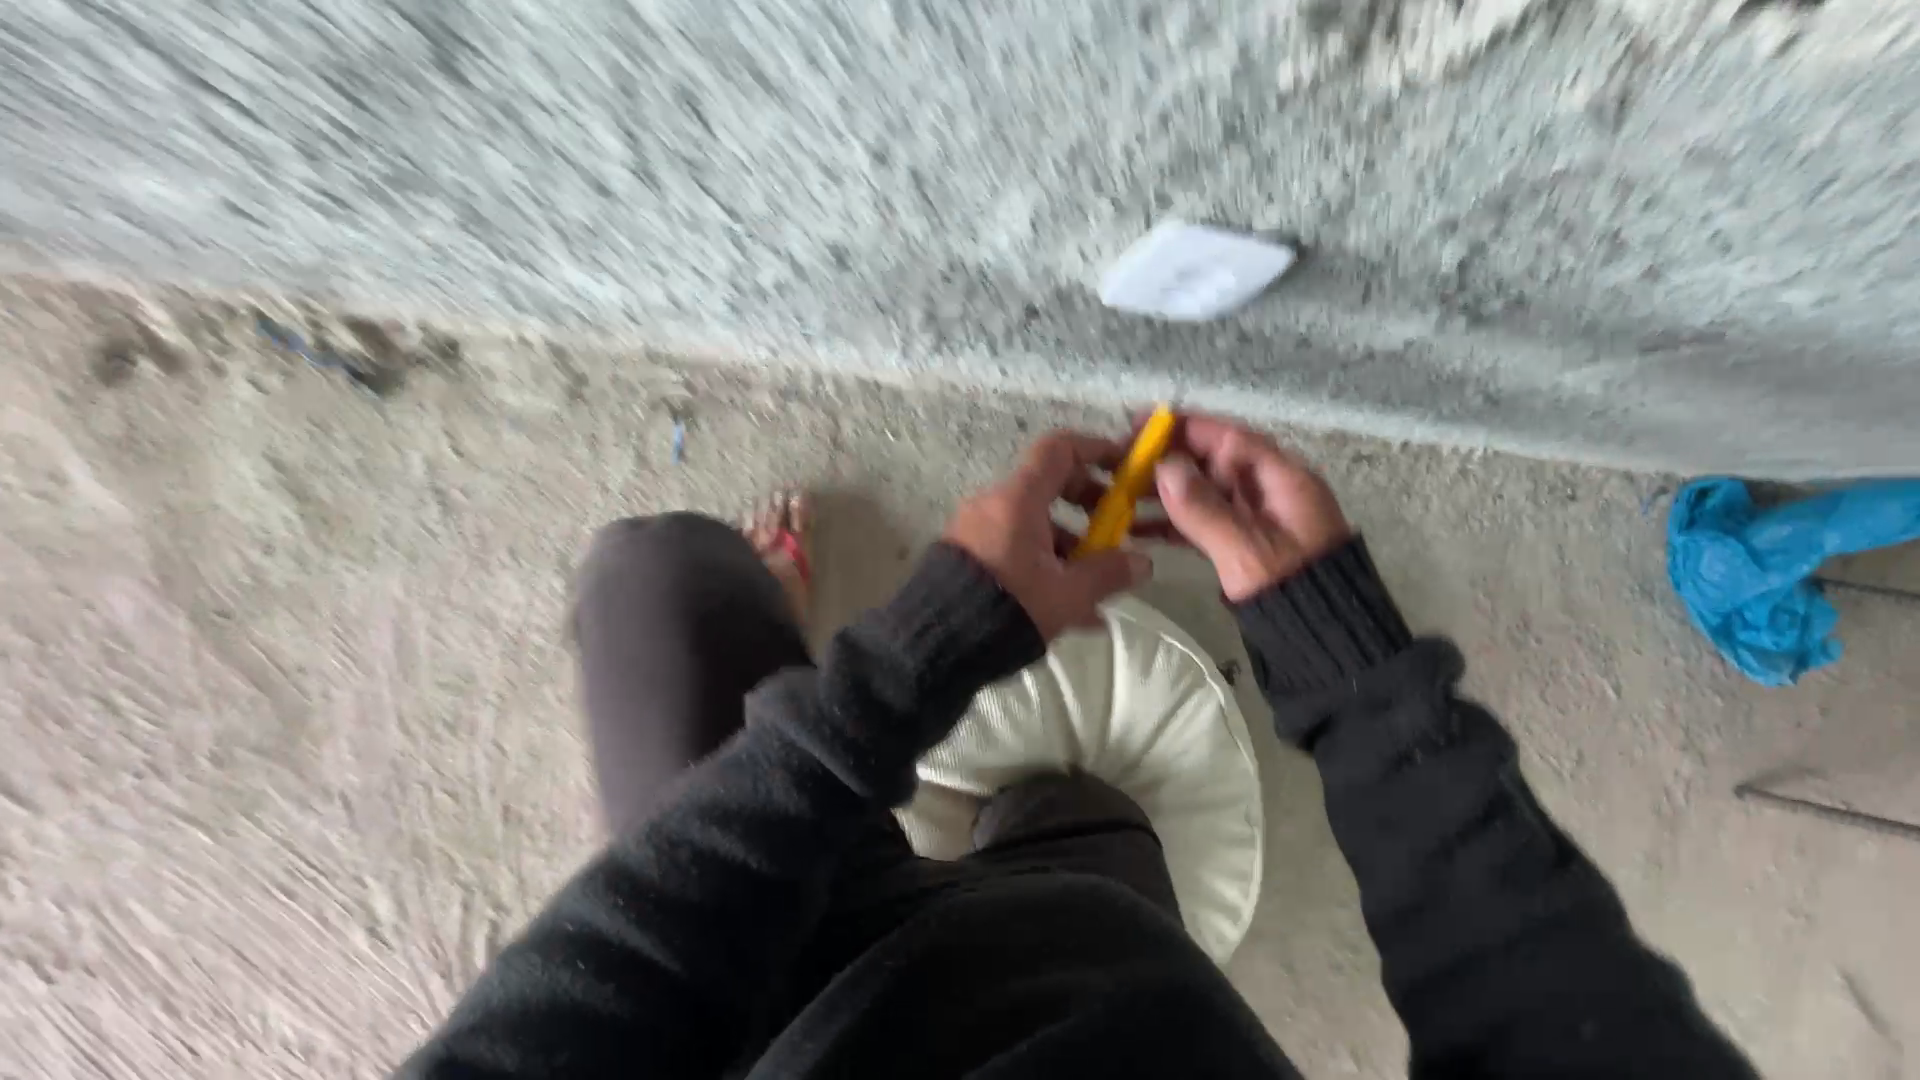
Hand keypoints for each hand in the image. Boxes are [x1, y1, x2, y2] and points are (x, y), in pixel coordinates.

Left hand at [944, 431, 1153, 639]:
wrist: (934, 643)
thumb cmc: (1008, 607)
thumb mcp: (1066, 595)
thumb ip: (1107, 575)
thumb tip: (1143, 563)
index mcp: (1017, 499)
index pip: (1059, 449)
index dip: (1096, 449)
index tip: (1125, 465)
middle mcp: (993, 504)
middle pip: (1048, 487)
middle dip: (1088, 506)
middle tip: (1116, 531)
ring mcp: (974, 531)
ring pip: (1032, 526)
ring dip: (1067, 547)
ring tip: (1096, 588)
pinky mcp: (964, 558)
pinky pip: (1012, 551)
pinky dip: (1042, 568)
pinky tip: (1068, 612)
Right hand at [1140, 413, 1350, 601]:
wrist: (1323, 641)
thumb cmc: (1289, 587)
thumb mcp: (1243, 547)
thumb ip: (1202, 507)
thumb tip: (1164, 466)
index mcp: (1282, 478)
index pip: (1228, 438)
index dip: (1185, 428)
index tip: (1142, 425)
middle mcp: (1269, 490)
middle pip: (1213, 463)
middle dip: (1168, 461)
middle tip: (1120, 463)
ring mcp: (1257, 518)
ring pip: (1204, 493)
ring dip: (1164, 493)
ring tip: (1119, 496)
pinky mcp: (1244, 545)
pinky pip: (1205, 522)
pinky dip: (1174, 523)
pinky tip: (1137, 530)